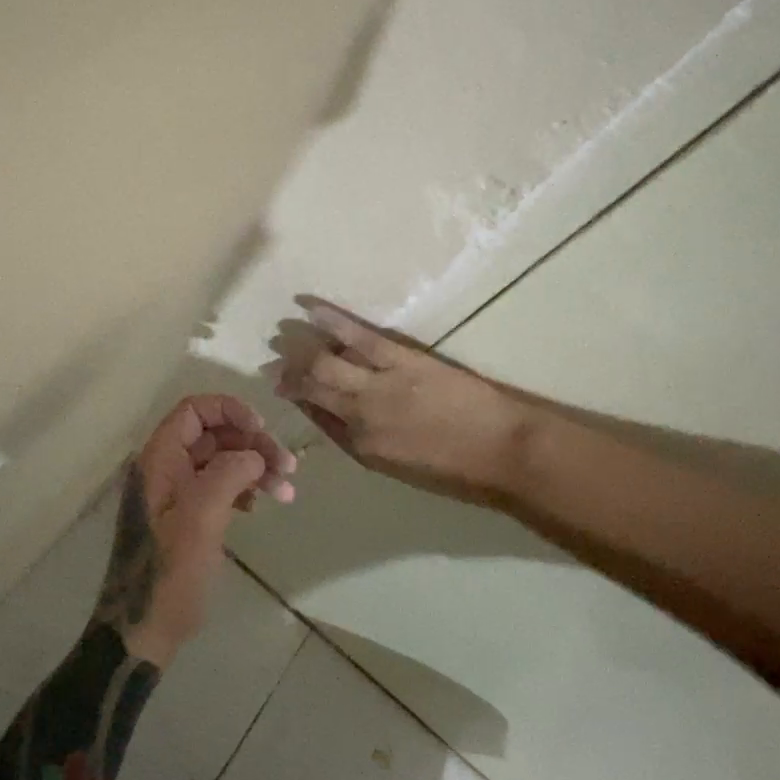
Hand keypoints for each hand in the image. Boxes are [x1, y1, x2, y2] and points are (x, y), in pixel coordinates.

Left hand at [95, 395, 296, 667]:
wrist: (143, 628)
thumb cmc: (168, 573)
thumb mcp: (201, 518)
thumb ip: (227, 474)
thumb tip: (253, 454)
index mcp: (159, 459)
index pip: (194, 410)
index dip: (230, 410)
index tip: (263, 430)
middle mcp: (165, 468)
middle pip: (213, 435)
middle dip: (252, 444)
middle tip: (288, 469)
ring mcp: (175, 493)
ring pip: (220, 461)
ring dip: (254, 469)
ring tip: (286, 492)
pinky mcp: (187, 517)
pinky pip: (219, 487)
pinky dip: (244, 489)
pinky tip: (261, 506)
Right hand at [270, 296, 535, 500]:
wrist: (507, 452)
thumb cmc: (459, 471)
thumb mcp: (401, 470)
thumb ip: (364, 444)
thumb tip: (339, 420)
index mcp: (361, 446)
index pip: (318, 418)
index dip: (300, 401)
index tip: (285, 390)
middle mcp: (360, 415)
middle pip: (312, 388)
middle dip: (288, 376)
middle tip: (272, 366)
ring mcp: (379, 385)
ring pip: (324, 363)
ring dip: (298, 349)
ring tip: (282, 337)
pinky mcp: (402, 360)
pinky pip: (357, 337)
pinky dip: (331, 321)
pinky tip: (309, 308)